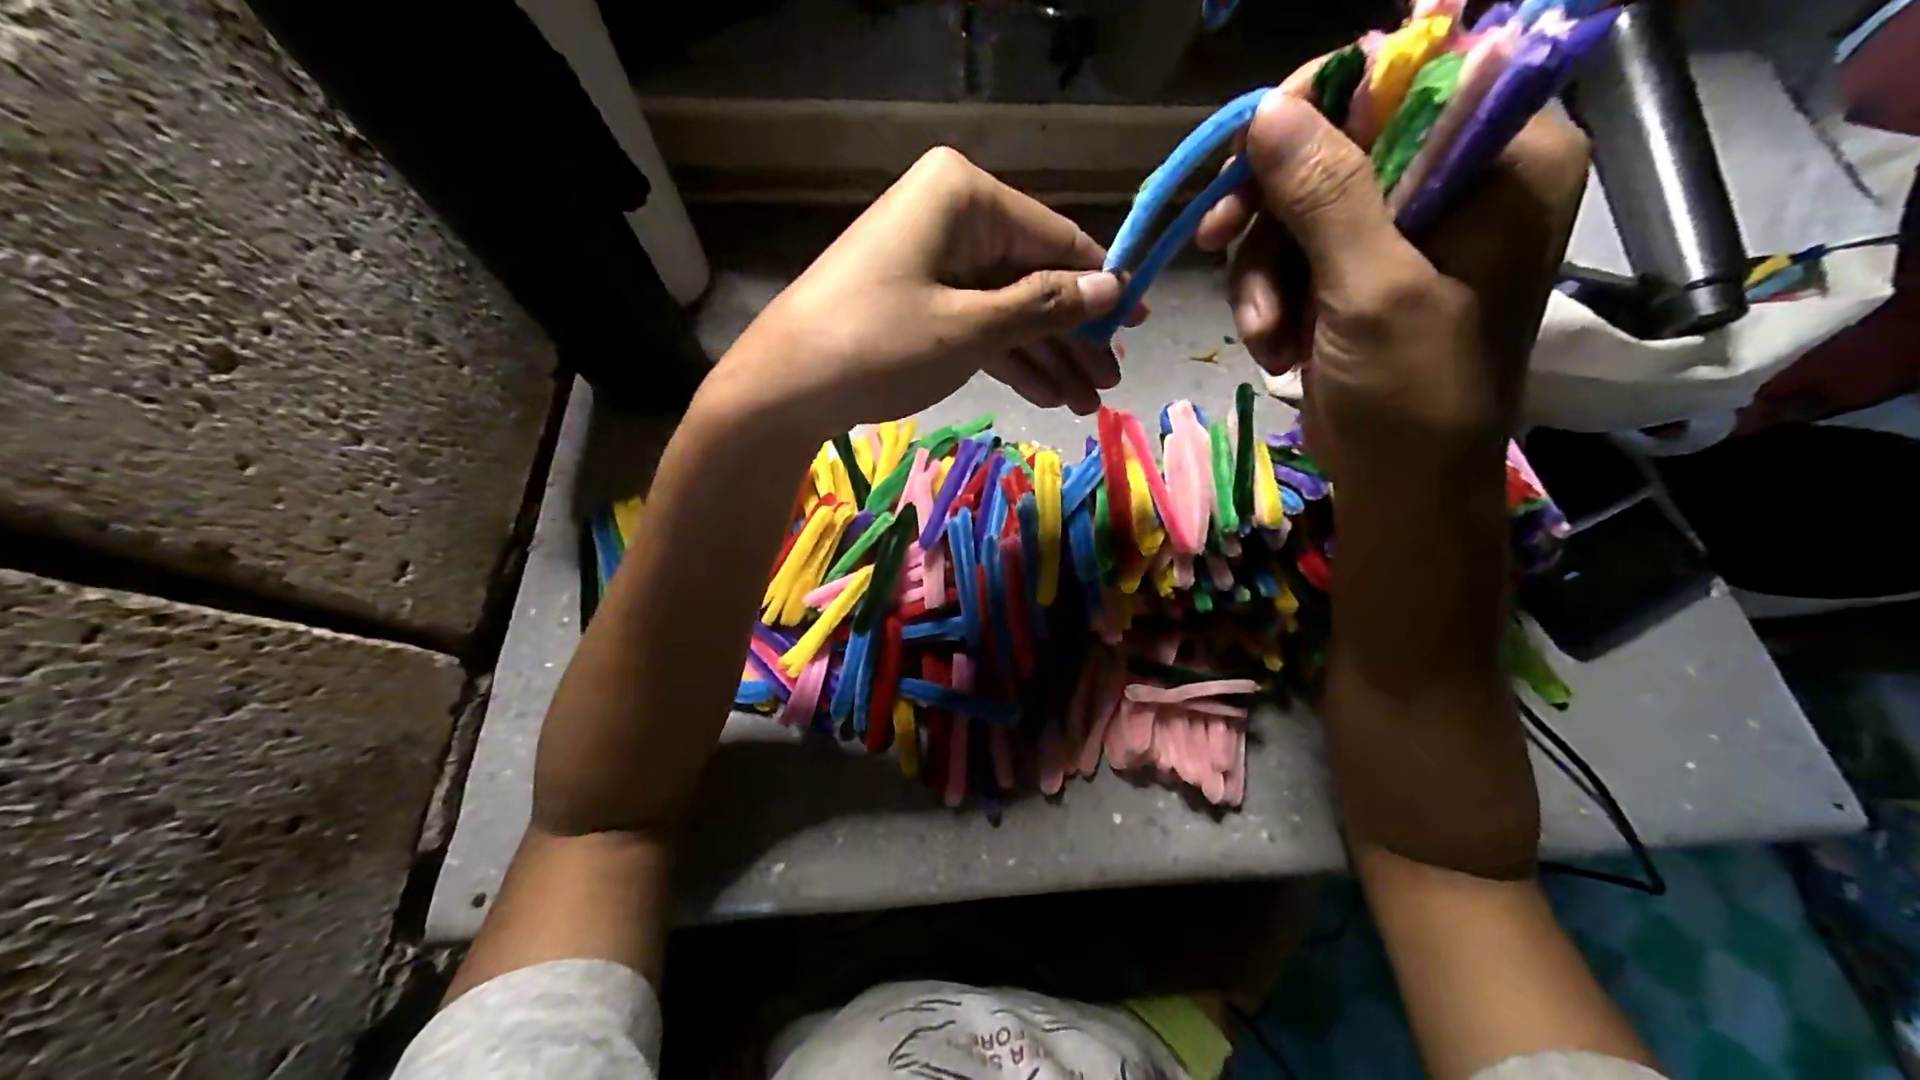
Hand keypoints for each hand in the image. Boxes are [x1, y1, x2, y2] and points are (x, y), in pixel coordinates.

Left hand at [712, 147, 1141, 438]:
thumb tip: (1114, 288)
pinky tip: (1046, 394)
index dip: (1101, 285)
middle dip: (1072, 335)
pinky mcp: (917, 300)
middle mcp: (951, 216)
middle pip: (1032, 277)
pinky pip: (977, 324)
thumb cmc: (879, 344)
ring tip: (1085, 403)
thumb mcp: (971, 328)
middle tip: (1110, 384)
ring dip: (1046, 356)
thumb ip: (1046, 306)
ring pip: (1007, 307)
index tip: (1138, 324)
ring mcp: (931, 259)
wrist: (783, 387)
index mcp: (964, 196)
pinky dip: (1008, 358)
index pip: (1054, 239)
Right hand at [1195, 90, 1588, 488]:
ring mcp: (1399, 234)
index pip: (1412, 72)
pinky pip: (1288, 256)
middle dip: (1270, 206)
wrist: (1401, 483)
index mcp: (1503, 161)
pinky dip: (1268, 300)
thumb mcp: (1372, 290)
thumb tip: (1267, 110)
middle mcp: (1454, 183)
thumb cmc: (1412, 393)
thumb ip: (1326, 195)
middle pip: (1336, 143)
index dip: (1327, 99)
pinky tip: (1273, 346)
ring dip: (1261, 273)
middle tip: (1214, 237)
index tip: (1256, 145)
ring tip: (1265, 334)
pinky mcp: (1354, 277)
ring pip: (1296, 208)